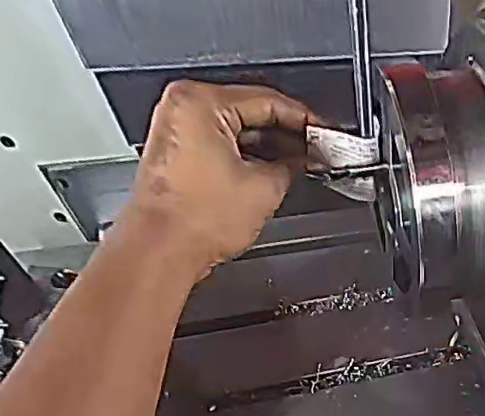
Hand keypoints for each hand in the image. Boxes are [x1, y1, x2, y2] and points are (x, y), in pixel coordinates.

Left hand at [112, 81, 315, 276]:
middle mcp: (183, 108)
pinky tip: (271, 174)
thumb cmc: (195, 219)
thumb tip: (300, 163)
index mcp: (201, 102)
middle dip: (286, 134)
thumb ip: (290, 168)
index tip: (321, 132)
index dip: (302, 119)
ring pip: (236, 130)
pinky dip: (248, 158)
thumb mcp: (264, 190)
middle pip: (250, 111)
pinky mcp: (180, 154)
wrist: (164, 247)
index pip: (266, 100)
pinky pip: (222, 146)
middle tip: (315, 151)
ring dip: (269, 148)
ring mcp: (178, 130)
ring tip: (298, 166)